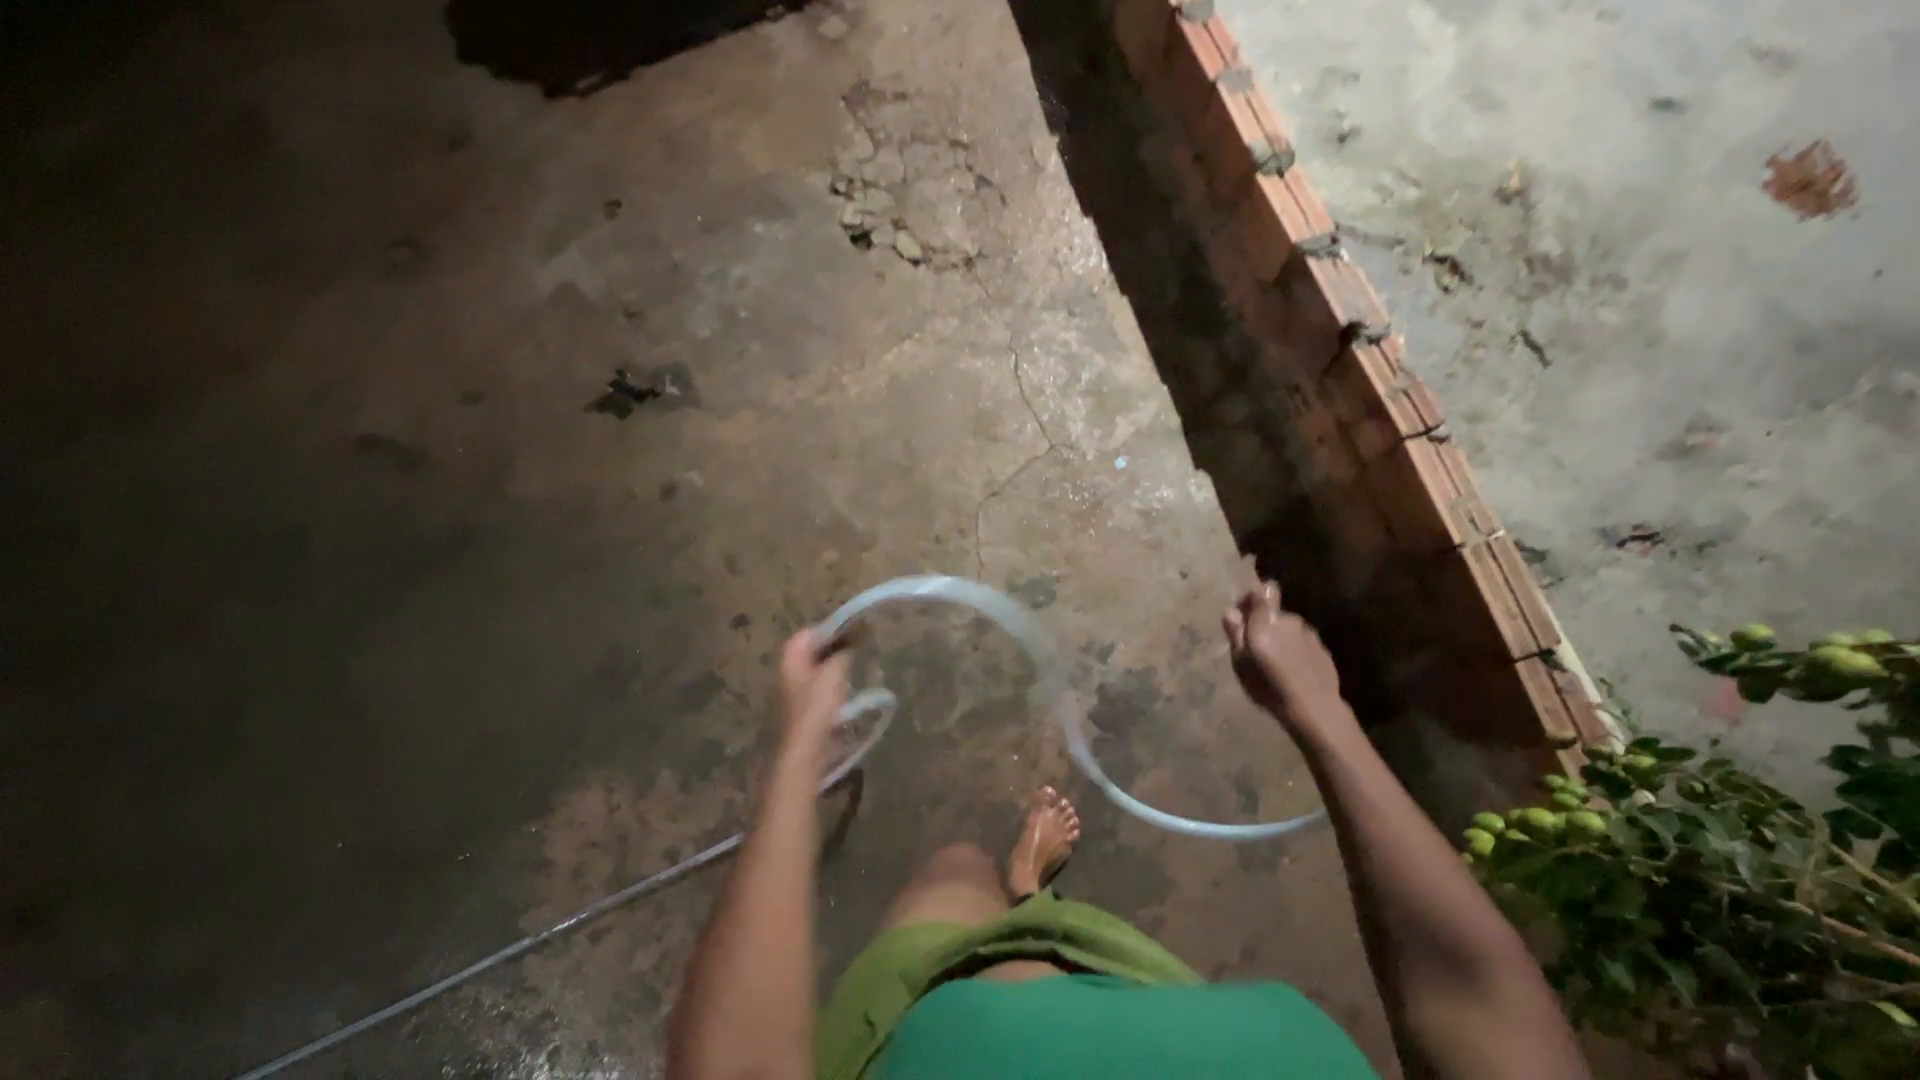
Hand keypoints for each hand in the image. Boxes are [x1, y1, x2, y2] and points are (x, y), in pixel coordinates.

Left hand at [778, 628, 849, 744]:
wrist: (802, 751)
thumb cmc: (815, 708)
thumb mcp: (834, 674)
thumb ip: (842, 654)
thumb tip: (852, 639)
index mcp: (790, 659)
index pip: (808, 633)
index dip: (830, 630)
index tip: (853, 632)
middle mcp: (785, 672)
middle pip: (810, 653)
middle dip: (832, 650)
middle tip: (856, 651)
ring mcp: (790, 694)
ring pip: (814, 673)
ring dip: (832, 670)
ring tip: (854, 672)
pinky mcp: (799, 712)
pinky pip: (817, 692)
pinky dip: (831, 689)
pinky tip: (845, 696)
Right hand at [1222, 581, 1343, 725]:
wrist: (1314, 708)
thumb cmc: (1269, 686)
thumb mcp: (1241, 664)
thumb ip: (1236, 634)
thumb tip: (1230, 611)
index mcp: (1267, 622)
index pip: (1263, 591)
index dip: (1252, 597)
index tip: (1243, 615)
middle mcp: (1290, 621)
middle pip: (1274, 614)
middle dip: (1264, 625)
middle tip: (1256, 650)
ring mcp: (1309, 634)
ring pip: (1289, 629)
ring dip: (1281, 639)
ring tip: (1275, 664)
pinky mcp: (1322, 649)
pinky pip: (1302, 643)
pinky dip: (1295, 651)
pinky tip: (1292, 672)